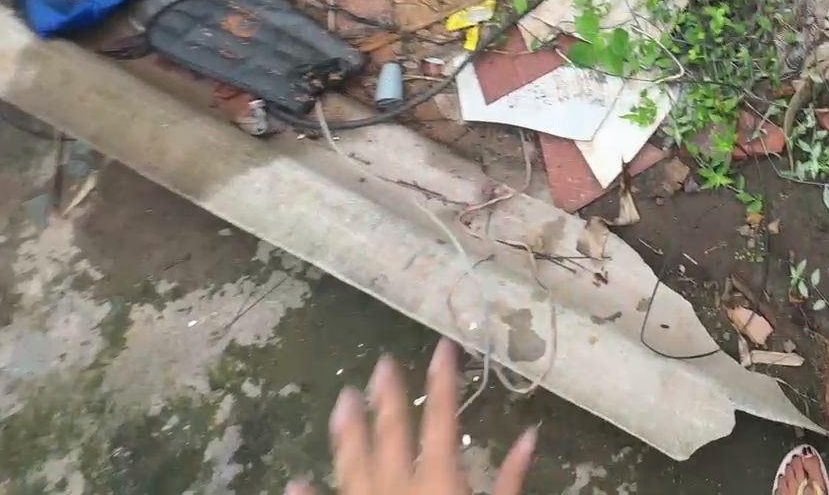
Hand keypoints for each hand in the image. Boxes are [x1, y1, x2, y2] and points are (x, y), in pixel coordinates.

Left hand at [287, 339, 535, 494]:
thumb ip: (510, 480)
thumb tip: (531, 435)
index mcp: (439, 483)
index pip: (441, 420)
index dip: (443, 381)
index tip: (443, 347)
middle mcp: (399, 491)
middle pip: (392, 436)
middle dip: (388, 398)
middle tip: (381, 363)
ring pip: (352, 467)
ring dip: (347, 434)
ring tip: (342, 400)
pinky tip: (297, 482)